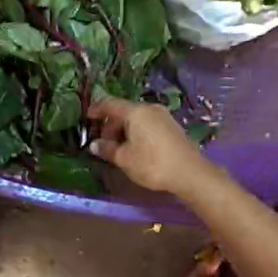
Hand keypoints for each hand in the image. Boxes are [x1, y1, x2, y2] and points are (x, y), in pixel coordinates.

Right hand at [87, 97, 216, 194]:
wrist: (190, 172)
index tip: (88, 116)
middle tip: (104, 143)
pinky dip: (138, 132)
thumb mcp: (125, 159)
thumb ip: (108, 149)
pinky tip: (136, 148)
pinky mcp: (173, 127)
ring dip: (125, 130)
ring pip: (138, 119)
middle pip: (125, 111)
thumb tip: (95, 145)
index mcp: (136, 112)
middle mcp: (150, 108)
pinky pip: (149, 124)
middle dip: (112, 125)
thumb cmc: (153, 164)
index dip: (97, 109)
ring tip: (119, 148)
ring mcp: (164, 116)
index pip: (111, 104)